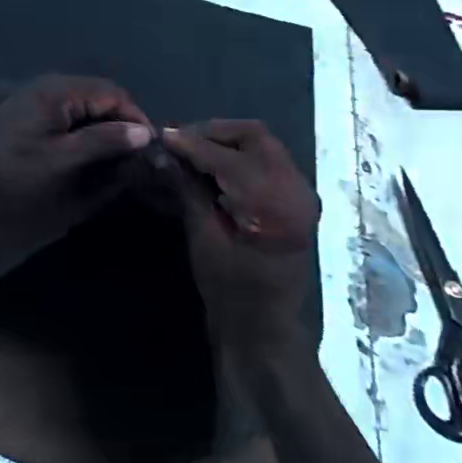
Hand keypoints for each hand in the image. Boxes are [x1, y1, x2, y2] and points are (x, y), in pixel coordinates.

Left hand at [0, 76, 152, 361]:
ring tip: (111, 166)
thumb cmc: (12, 177)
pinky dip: (80, 137)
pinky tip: (82, 161)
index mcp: (58, 90)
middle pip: (99, 98)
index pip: (113, 93)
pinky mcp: (24, 119)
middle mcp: (47, 87)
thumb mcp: (63, 162)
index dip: (136, 119)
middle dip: (119, 126)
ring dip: (100, 133)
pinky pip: (64, 120)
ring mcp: (33, 101)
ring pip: (82, 111)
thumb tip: (144, 132)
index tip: (150, 151)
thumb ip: (104, 142)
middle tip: (133, 161)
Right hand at [163, 120, 321, 358]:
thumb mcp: (204, 238)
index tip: (161, 135)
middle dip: (211, 132)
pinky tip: (211, 165)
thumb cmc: (232, 291)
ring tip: (190, 150)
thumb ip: (188, 189)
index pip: (227, 157)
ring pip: (261, 144)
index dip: (191, 143)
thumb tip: (164, 153)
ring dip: (224, 141)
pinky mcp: (294, 198)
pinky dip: (237, 154)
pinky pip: (266, 159)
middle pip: (252, 136)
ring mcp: (300, 193)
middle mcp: (296, 189)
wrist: (266, 330)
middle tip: (178, 141)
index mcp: (275, 203)